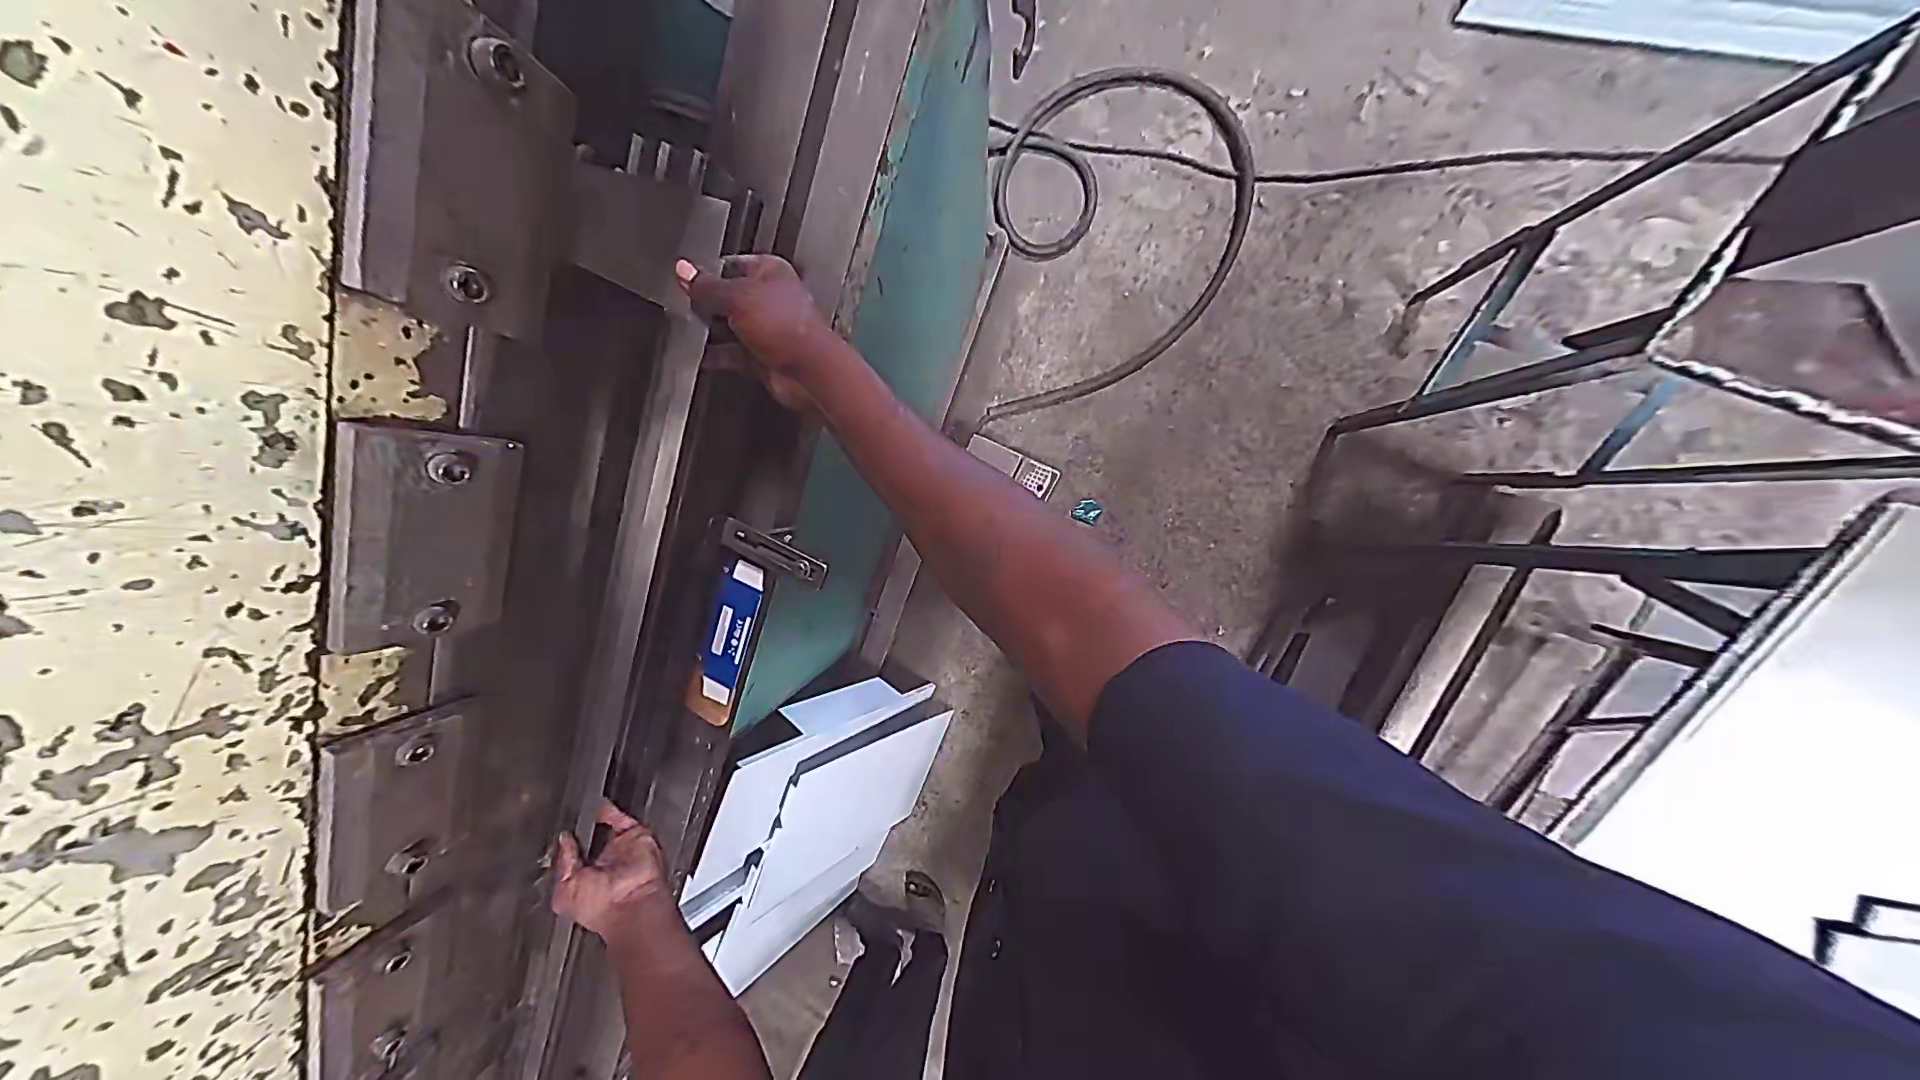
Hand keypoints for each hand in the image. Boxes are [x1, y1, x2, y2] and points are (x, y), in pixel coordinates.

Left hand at [552, 801, 670, 943]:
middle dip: (583, 828)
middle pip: (595, 838)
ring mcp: (622, 848)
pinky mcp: (637, 835)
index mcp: (589, 880)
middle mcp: (607, 864)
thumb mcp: (565, 892)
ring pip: (610, 825)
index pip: (578, 857)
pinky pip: (623, 818)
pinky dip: (611, 811)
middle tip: (571, 818)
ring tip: (582, 806)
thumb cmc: (600, 909)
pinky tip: (598, 806)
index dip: (568, 845)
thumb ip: (563, 864)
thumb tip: (563, 842)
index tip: (561, 834)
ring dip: (597, 816)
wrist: (630, 903)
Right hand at [676, 255, 835, 411]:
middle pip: (728, 298)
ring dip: (710, 332)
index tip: (684, 279)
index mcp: (770, 272)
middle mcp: (770, 300)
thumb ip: (707, 287)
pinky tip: (699, 356)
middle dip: (706, 304)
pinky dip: (716, 356)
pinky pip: (733, 354)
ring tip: (688, 331)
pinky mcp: (763, 357)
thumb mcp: (737, 297)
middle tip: (684, 307)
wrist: (809, 372)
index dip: (707, 272)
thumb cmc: (786, 327)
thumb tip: (684, 271)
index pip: (730, 265)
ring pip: (730, 328)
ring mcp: (768, 330)